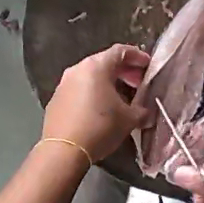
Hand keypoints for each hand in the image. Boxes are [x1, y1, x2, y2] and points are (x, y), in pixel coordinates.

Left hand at [42, 44, 151, 161]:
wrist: (64, 151)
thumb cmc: (100, 127)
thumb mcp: (129, 119)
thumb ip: (141, 111)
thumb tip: (146, 114)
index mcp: (96, 67)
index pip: (120, 51)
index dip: (137, 56)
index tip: (148, 66)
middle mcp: (77, 70)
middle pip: (104, 63)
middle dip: (123, 71)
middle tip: (138, 83)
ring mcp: (63, 85)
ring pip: (90, 78)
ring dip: (107, 84)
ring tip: (121, 99)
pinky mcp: (55, 101)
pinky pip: (78, 91)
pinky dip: (92, 94)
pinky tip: (100, 110)